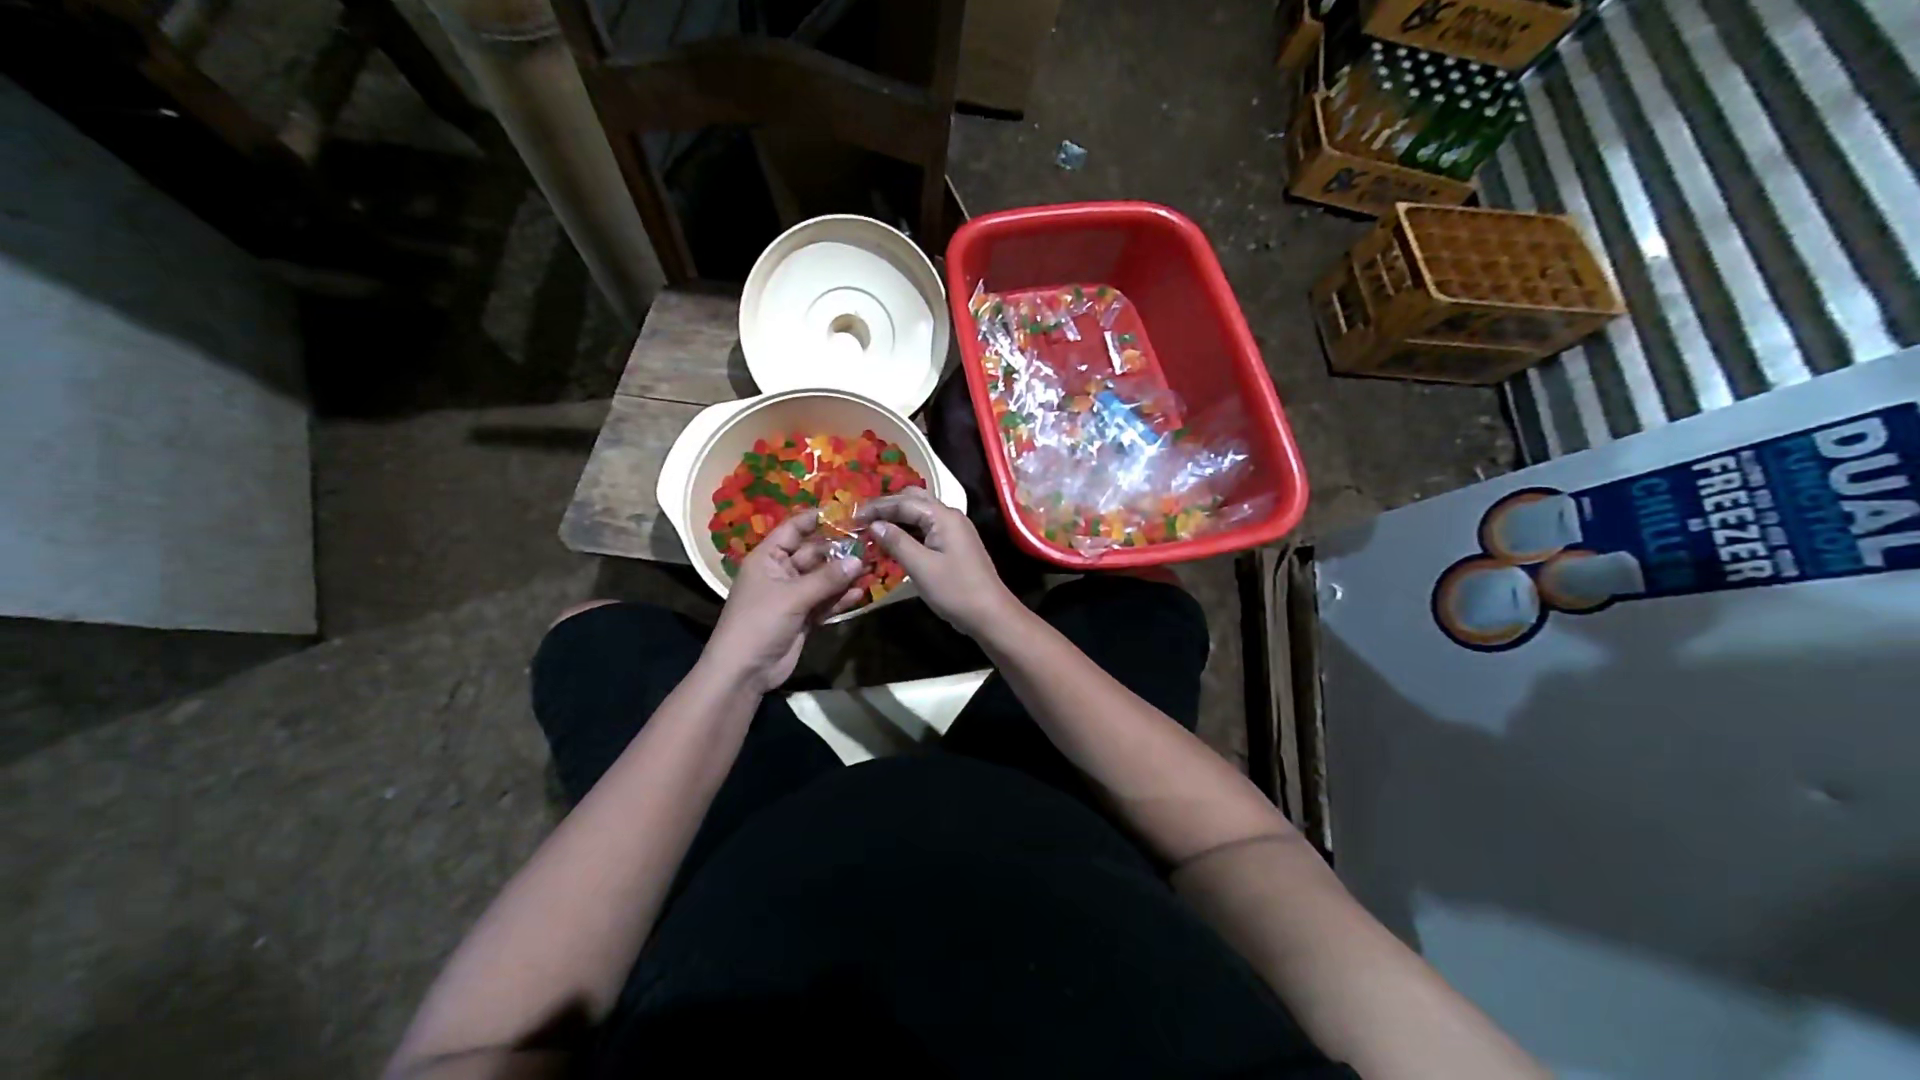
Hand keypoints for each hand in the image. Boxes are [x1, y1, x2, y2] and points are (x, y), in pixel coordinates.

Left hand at [705, 510, 864, 692]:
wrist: (744, 671)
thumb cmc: (759, 622)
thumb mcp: (793, 596)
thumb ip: (827, 578)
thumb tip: (858, 560)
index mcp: (768, 558)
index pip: (793, 530)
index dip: (815, 519)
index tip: (844, 511)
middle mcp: (781, 573)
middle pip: (814, 554)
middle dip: (839, 550)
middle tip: (870, 543)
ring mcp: (793, 596)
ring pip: (823, 580)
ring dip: (844, 575)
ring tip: (873, 566)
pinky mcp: (804, 617)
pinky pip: (826, 602)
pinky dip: (841, 599)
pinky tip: (861, 593)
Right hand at [855, 488, 1021, 637]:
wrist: (990, 614)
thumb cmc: (955, 590)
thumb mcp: (921, 567)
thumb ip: (897, 542)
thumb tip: (875, 525)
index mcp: (943, 517)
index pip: (903, 502)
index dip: (877, 508)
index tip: (853, 517)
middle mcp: (950, 516)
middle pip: (913, 500)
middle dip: (887, 507)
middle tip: (862, 520)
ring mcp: (955, 530)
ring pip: (921, 513)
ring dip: (897, 517)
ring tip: (873, 529)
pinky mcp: (955, 544)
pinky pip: (927, 528)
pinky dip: (908, 530)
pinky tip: (894, 541)